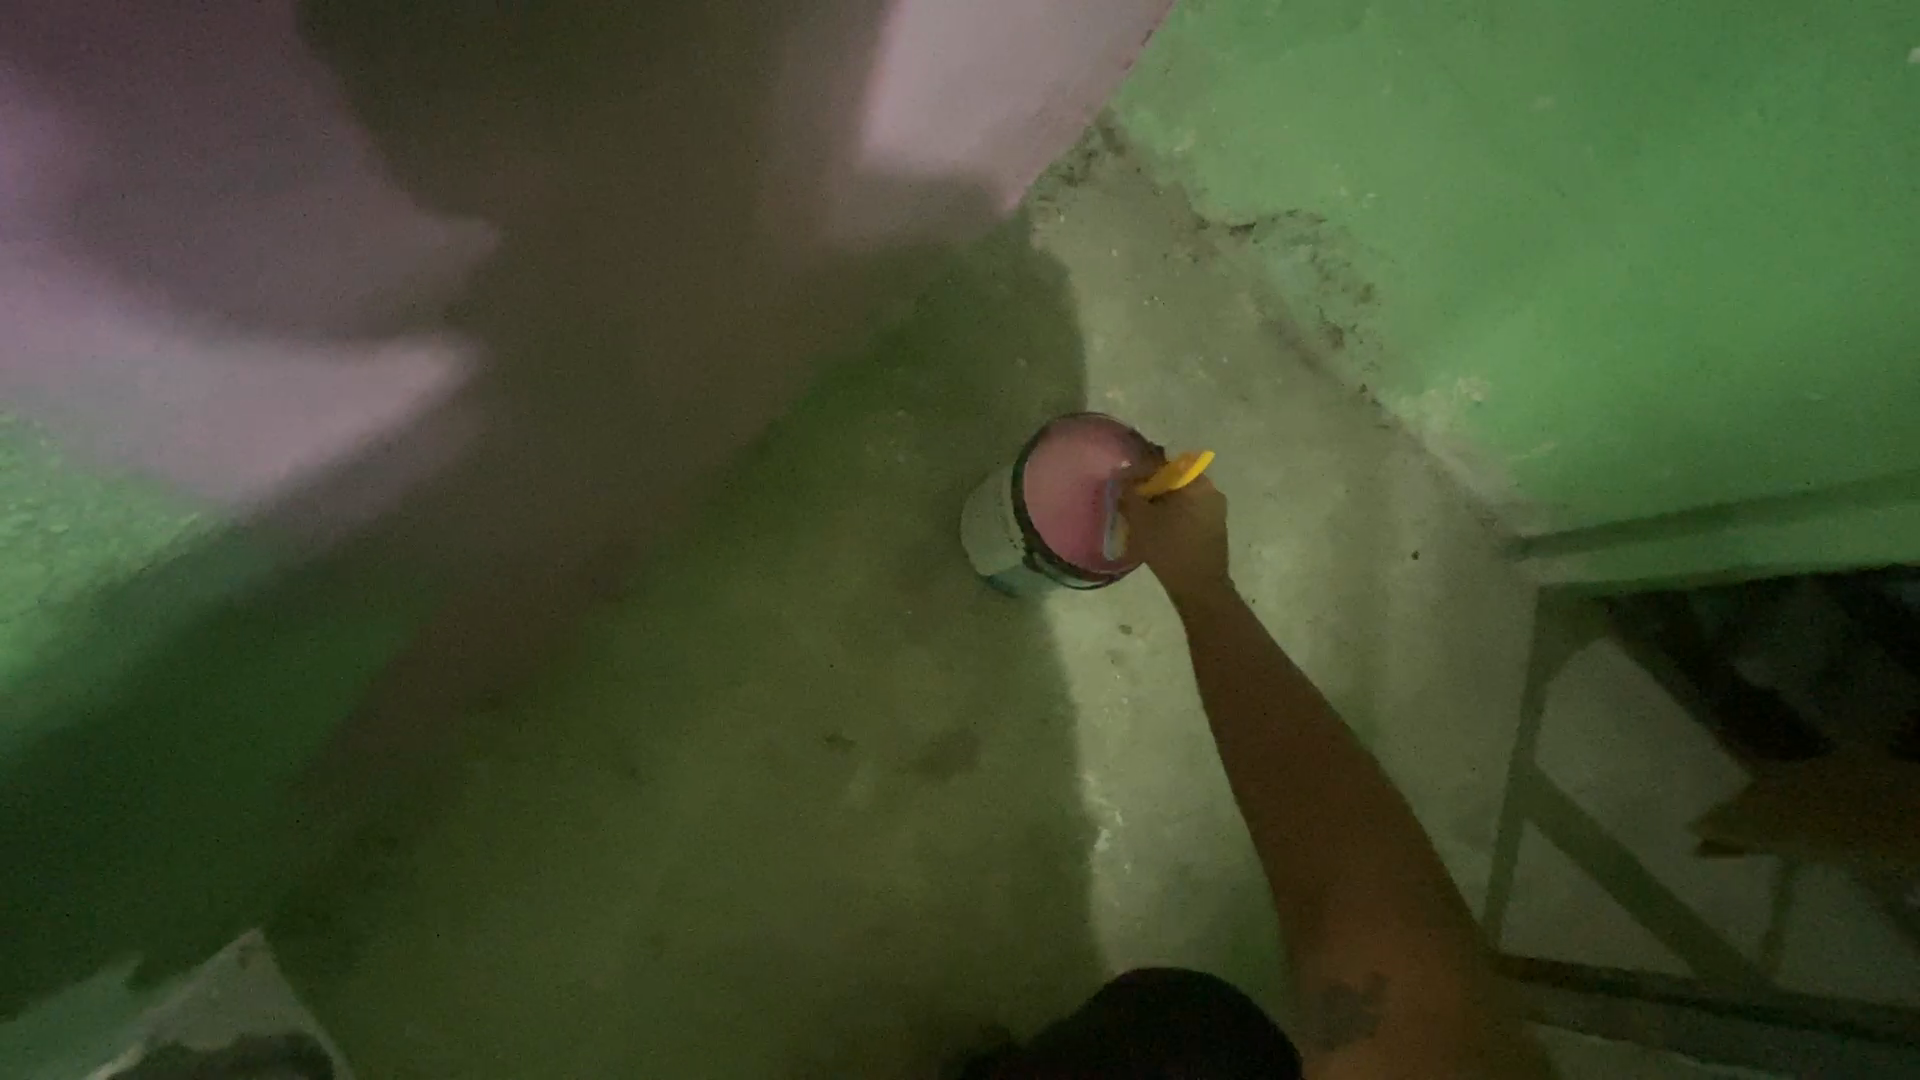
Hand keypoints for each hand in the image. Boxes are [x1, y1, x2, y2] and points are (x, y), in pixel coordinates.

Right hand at [1120, 476, 1231, 604]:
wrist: (1200, 586)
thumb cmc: (1169, 549)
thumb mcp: (1141, 520)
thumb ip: (1129, 495)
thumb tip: (1122, 482)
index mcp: (1195, 482)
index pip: (1162, 466)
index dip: (1138, 472)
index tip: (1121, 483)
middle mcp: (1211, 490)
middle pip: (1174, 479)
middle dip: (1149, 487)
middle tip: (1130, 499)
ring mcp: (1216, 509)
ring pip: (1182, 496)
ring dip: (1160, 501)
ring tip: (1141, 514)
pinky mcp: (1215, 526)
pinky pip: (1190, 510)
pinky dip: (1172, 513)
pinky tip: (1158, 526)